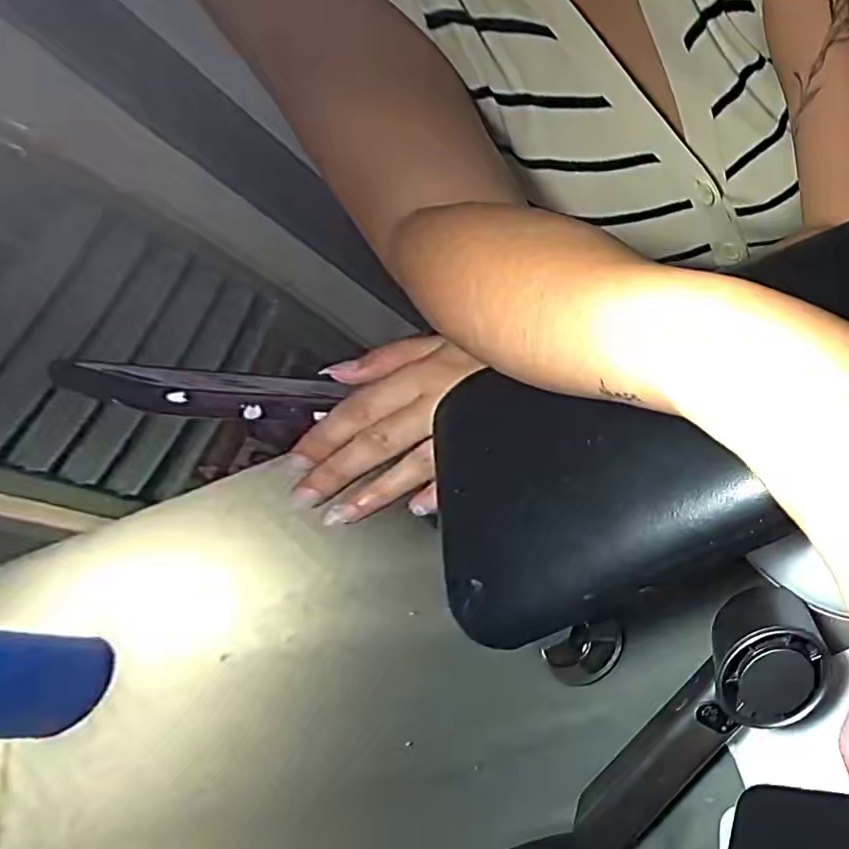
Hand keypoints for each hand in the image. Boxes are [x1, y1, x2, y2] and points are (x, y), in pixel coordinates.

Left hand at [289, 334, 482, 523]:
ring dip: (376, 492)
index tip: (297, 462)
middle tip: (308, 497)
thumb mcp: (444, 335)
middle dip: (337, 472)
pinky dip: (437, 492)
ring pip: (412, 464)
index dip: (322, 438)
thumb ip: (391, 356)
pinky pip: (461, 471)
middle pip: (376, 442)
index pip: (358, 411)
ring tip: (348, 513)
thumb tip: (341, 373)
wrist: (551, 358)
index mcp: (421, 377)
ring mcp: (465, 428)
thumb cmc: (501, 348)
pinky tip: (418, 508)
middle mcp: (438, 405)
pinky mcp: (493, 441)